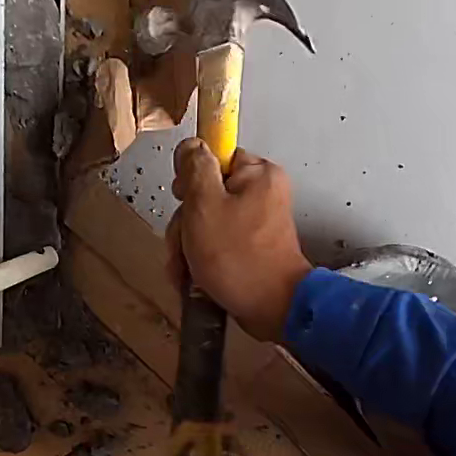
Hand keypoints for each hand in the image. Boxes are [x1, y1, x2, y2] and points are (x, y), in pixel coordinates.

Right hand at [166, 138, 311, 341]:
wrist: (272, 309)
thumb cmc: (239, 259)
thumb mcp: (205, 206)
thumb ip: (195, 169)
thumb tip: (191, 146)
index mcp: (257, 175)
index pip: (212, 157)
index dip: (191, 178)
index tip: (183, 199)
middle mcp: (261, 193)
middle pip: (205, 193)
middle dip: (185, 223)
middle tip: (184, 244)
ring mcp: (256, 222)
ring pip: (205, 221)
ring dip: (187, 246)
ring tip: (185, 269)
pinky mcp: (250, 247)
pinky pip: (216, 242)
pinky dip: (200, 259)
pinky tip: (191, 278)